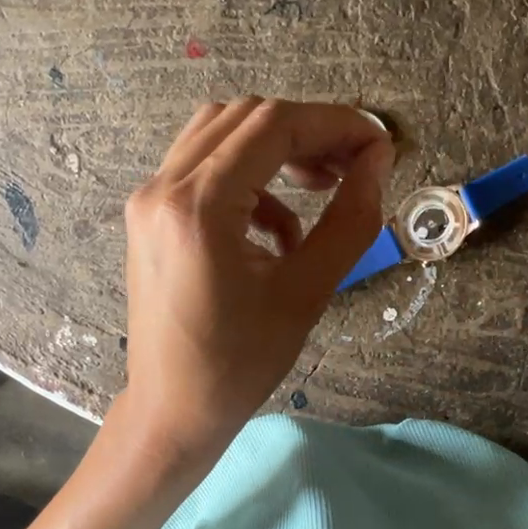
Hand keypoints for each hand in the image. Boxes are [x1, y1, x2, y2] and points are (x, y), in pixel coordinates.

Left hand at [116, 97, 392, 457]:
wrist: (171, 410)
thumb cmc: (238, 365)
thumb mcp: (305, 294)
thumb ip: (349, 220)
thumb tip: (378, 161)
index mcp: (198, 207)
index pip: (273, 126)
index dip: (335, 124)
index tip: (379, 145)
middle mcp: (162, 188)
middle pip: (245, 118)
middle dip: (307, 134)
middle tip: (353, 168)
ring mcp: (148, 200)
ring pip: (219, 135)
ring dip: (276, 152)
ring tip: (320, 191)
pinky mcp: (148, 217)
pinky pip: (202, 169)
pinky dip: (247, 181)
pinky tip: (277, 231)